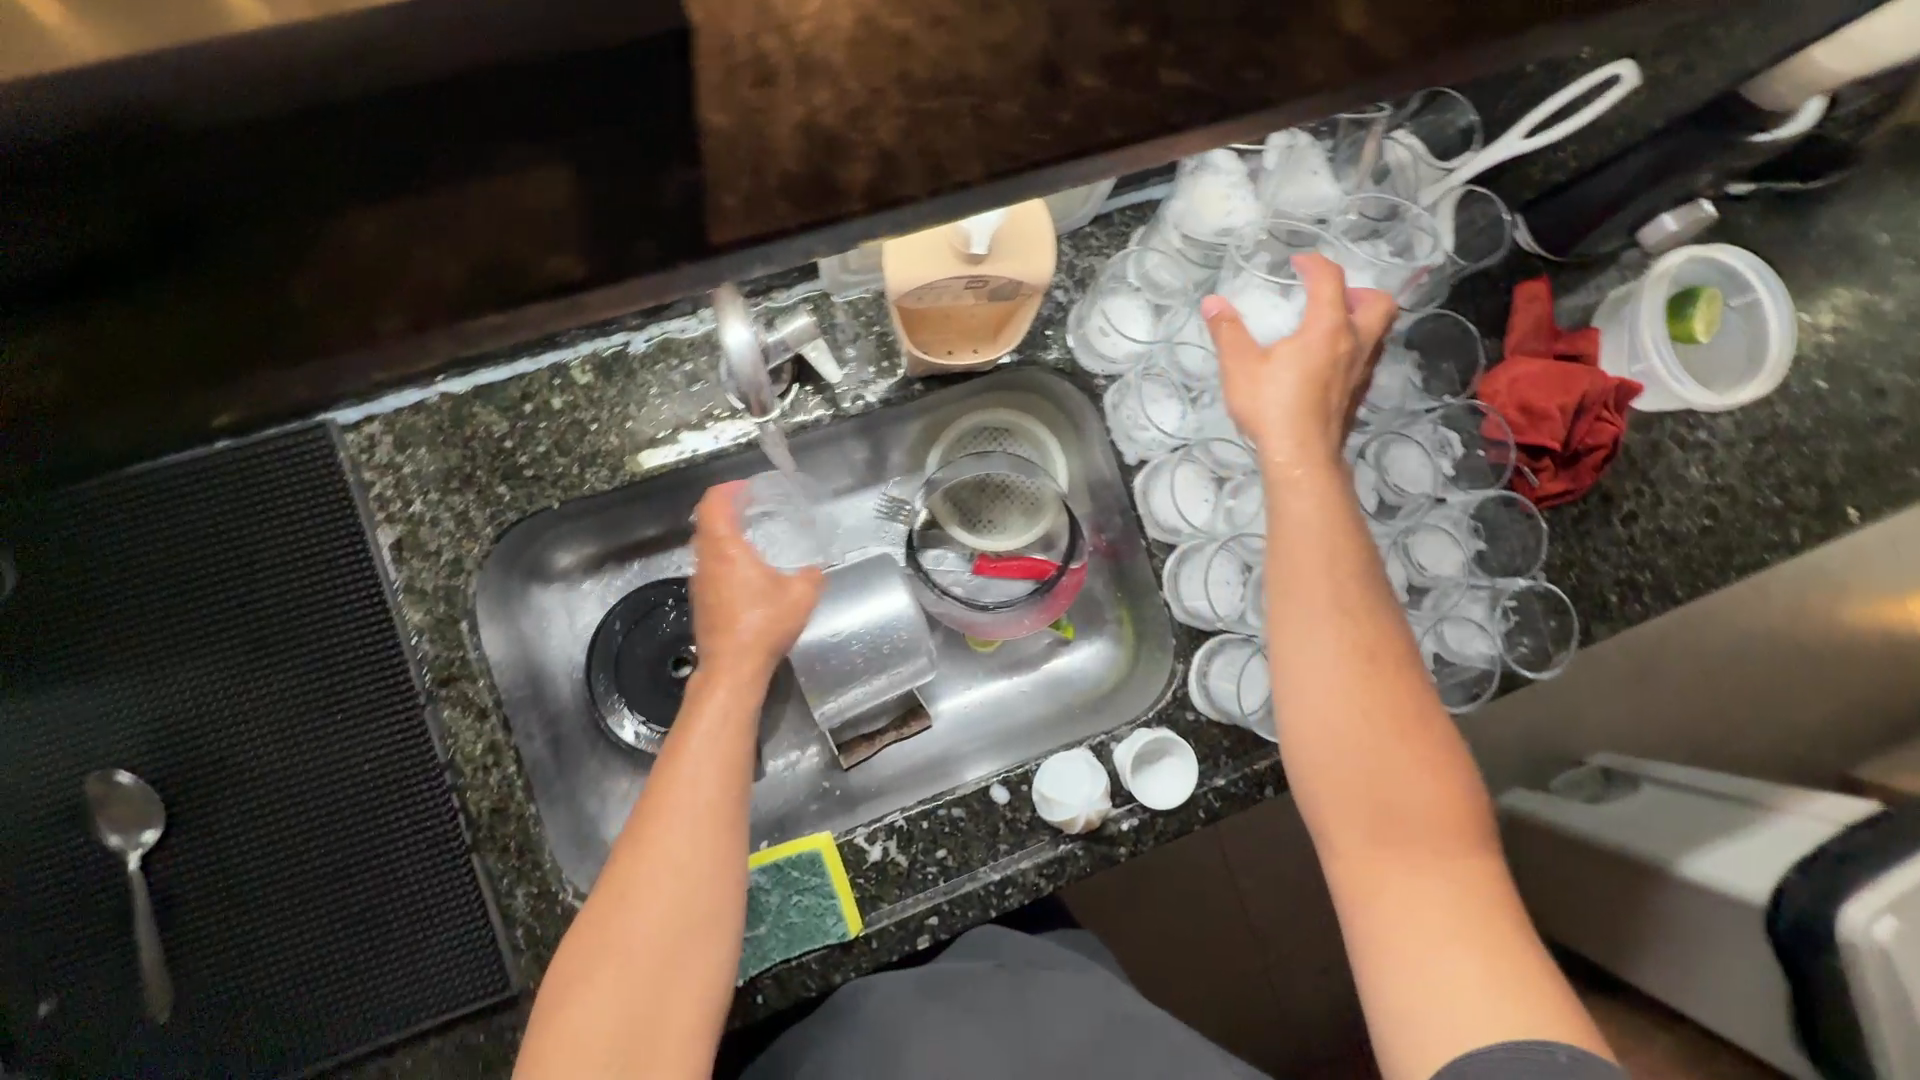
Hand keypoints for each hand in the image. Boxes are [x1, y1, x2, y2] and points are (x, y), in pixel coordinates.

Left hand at [688, 481, 824, 682]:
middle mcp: (706, 560)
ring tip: (750, 534)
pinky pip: (709, 566)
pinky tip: (746, 570)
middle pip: (705, 521)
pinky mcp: (701, 601)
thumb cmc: (764, 625)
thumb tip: (816, 569)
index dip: (728, 489)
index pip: (714, 503)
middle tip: (750, 505)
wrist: (732, 667)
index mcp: (726, 549)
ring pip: (704, 545)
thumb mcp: (802, 595)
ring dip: (722, 533)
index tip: (748, 487)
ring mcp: (700, 582)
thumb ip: (812, 575)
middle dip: (725, 507)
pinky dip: (723, 556)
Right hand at [1201, 254, 1397, 475]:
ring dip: (1359, 320)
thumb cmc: (1271, 407)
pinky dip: (1353, 347)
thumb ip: (1227, 331)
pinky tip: (1327, 362)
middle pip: (1377, 302)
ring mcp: (1361, 370)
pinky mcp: (1358, 394)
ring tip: (1328, 327)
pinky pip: (1367, 357)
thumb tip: (1212, 302)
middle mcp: (1354, 343)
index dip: (1315, 264)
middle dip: (1357, 291)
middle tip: (1330, 298)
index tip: (1298, 262)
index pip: (1330, 280)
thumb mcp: (1240, 366)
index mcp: (1328, 328)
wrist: (1301, 456)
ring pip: (1378, 331)